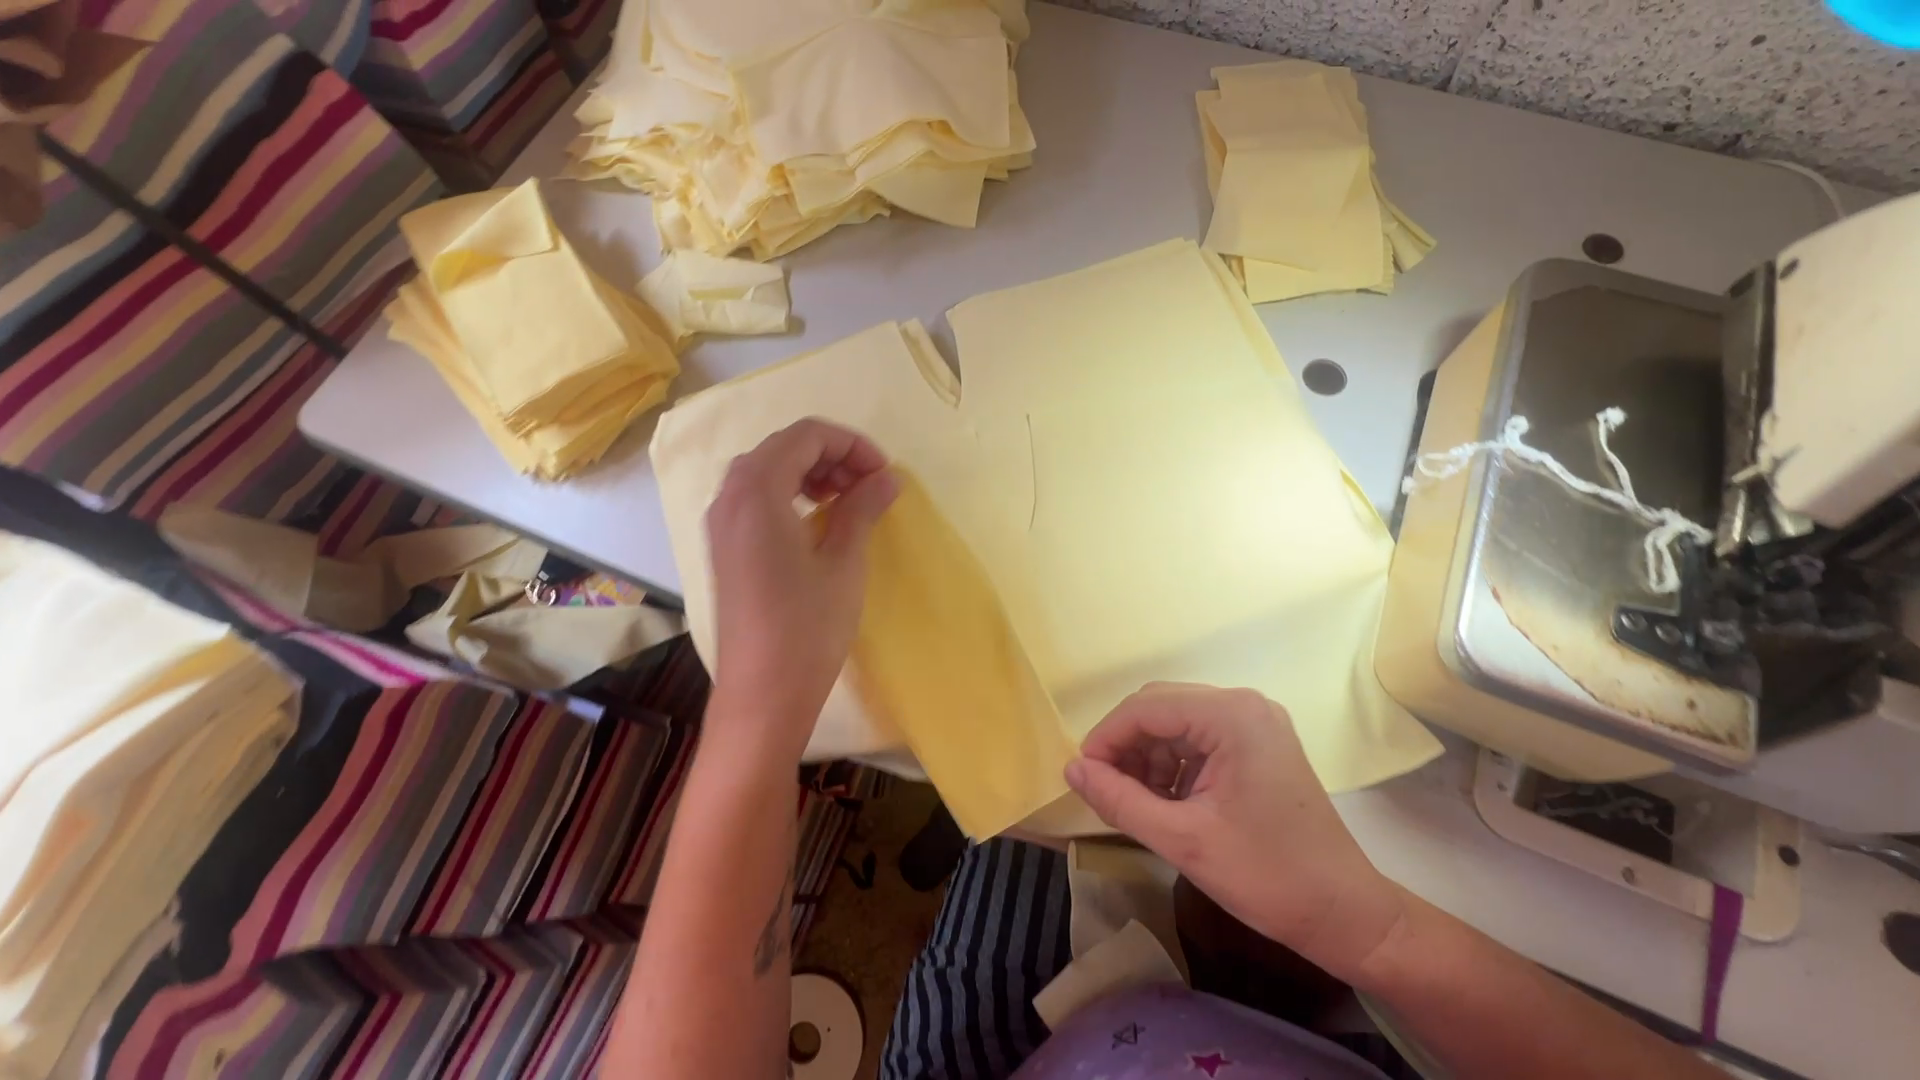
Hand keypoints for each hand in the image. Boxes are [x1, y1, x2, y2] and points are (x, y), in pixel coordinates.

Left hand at [706, 419, 898, 751]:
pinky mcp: (724, 548)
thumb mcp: (844, 562)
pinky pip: (755, 499)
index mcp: (757, 492)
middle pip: (782, 448)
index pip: (805, 436)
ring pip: (766, 471)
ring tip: (846, 501)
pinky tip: (816, 522)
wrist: (763, 693)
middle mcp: (729, 497)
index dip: (850, 444)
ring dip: (810, 473)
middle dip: (831, 456)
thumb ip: (862, 509)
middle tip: (869, 485)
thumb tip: (886, 478)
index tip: (883, 472)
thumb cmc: (808, 627)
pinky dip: (789, 495)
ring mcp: (721, 524)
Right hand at [1064, 683, 1404, 979]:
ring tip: (1135, 803)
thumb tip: (1071, 770)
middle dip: (1126, 747)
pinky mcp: (1259, 745)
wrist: (1343, 913)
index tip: (1081, 778)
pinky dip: (1172, 765)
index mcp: (1231, 716)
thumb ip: (1119, 799)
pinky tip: (1164, 802)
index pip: (1146, 707)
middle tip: (1103, 790)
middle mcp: (1244, 705)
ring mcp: (1255, 724)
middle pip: (1160, 708)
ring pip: (1176, 724)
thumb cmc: (1266, 875)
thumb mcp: (1181, 840)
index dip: (1105, 738)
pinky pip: (1198, 740)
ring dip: (1147, 757)